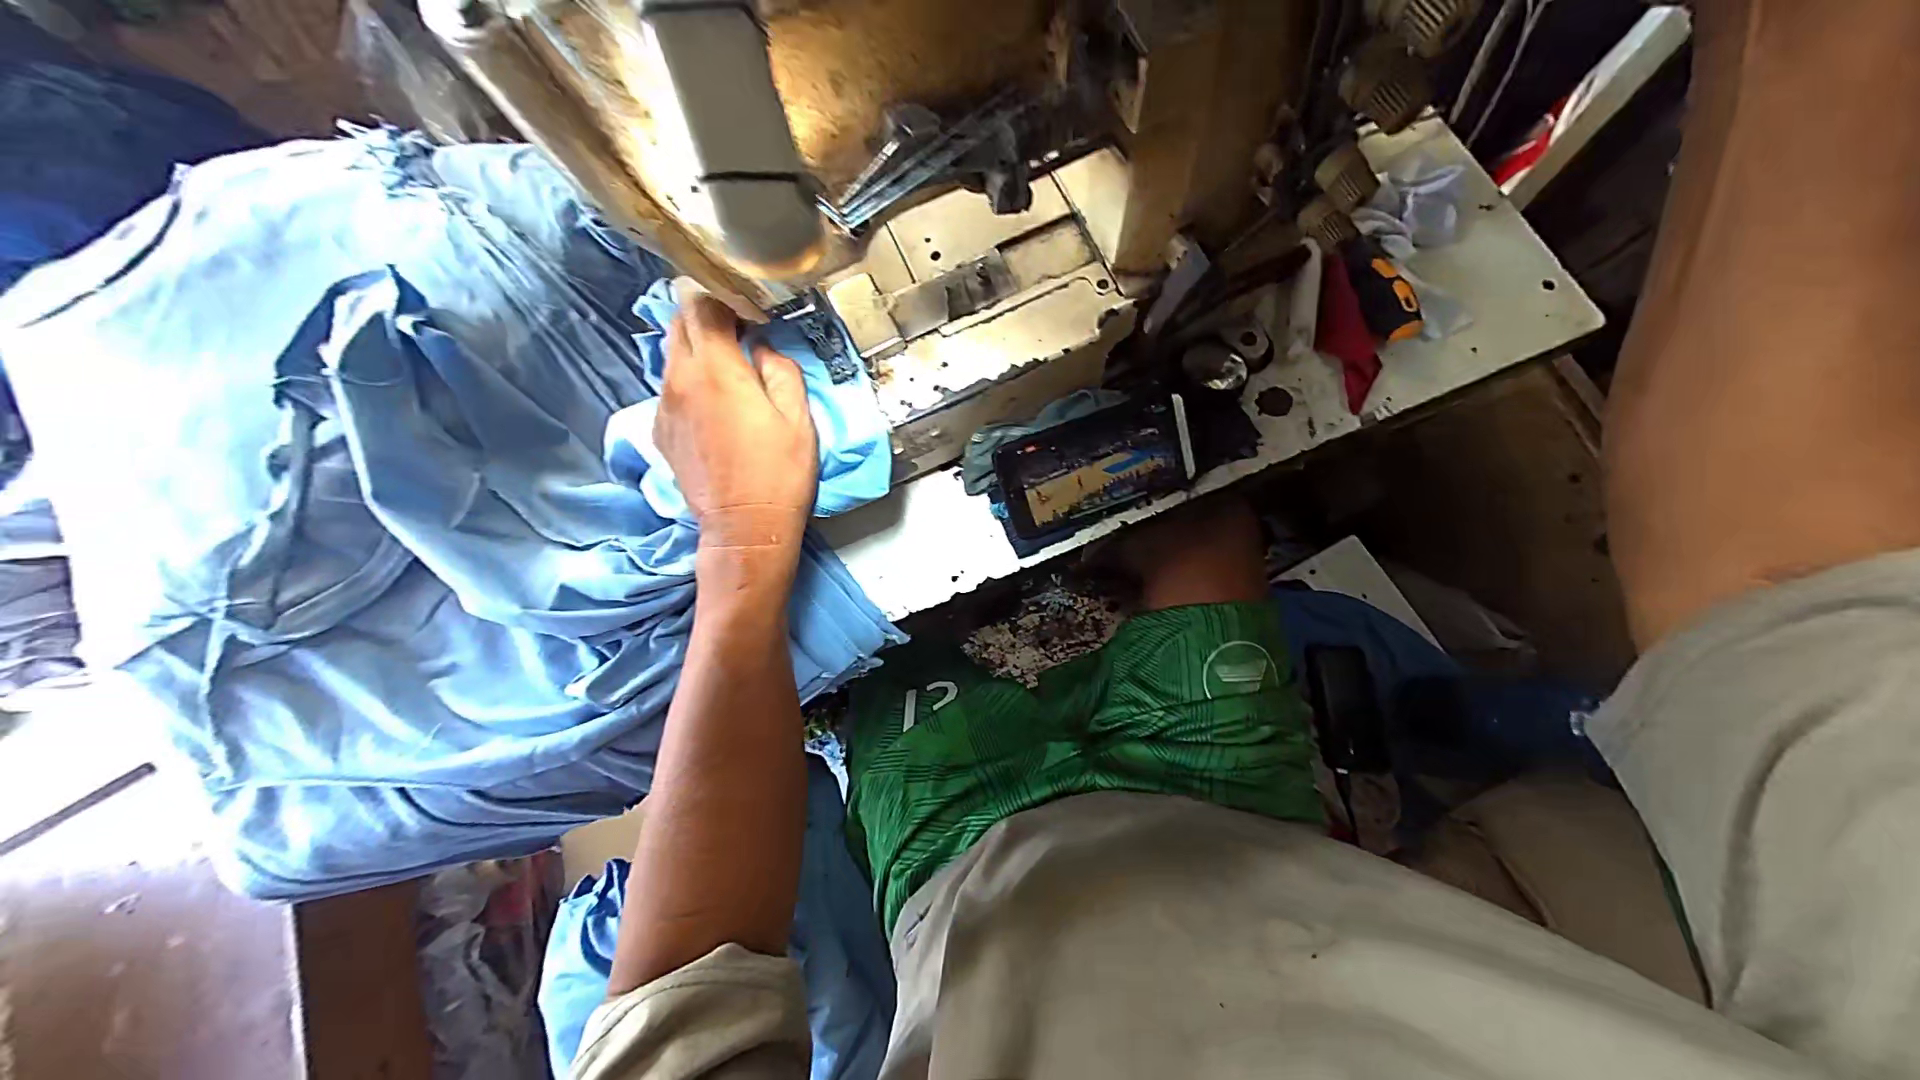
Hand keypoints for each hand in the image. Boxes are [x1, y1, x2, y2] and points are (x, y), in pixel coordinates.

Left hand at [656, 292, 818, 554]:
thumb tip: (762, 349)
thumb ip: (780, 369)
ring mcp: (664, 406)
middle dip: (707, 317)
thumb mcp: (797, 418)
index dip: (726, 298)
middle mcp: (679, 381)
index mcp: (716, 371)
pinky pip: (671, 388)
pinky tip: (717, 408)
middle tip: (740, 334)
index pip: (702, 304)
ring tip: (731, 373)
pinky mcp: (660, 430)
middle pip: (679, 323)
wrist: (744, 527)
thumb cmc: (779, 474)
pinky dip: (691, 383)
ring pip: (673, 356)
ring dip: (699, 352)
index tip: (750, 313)